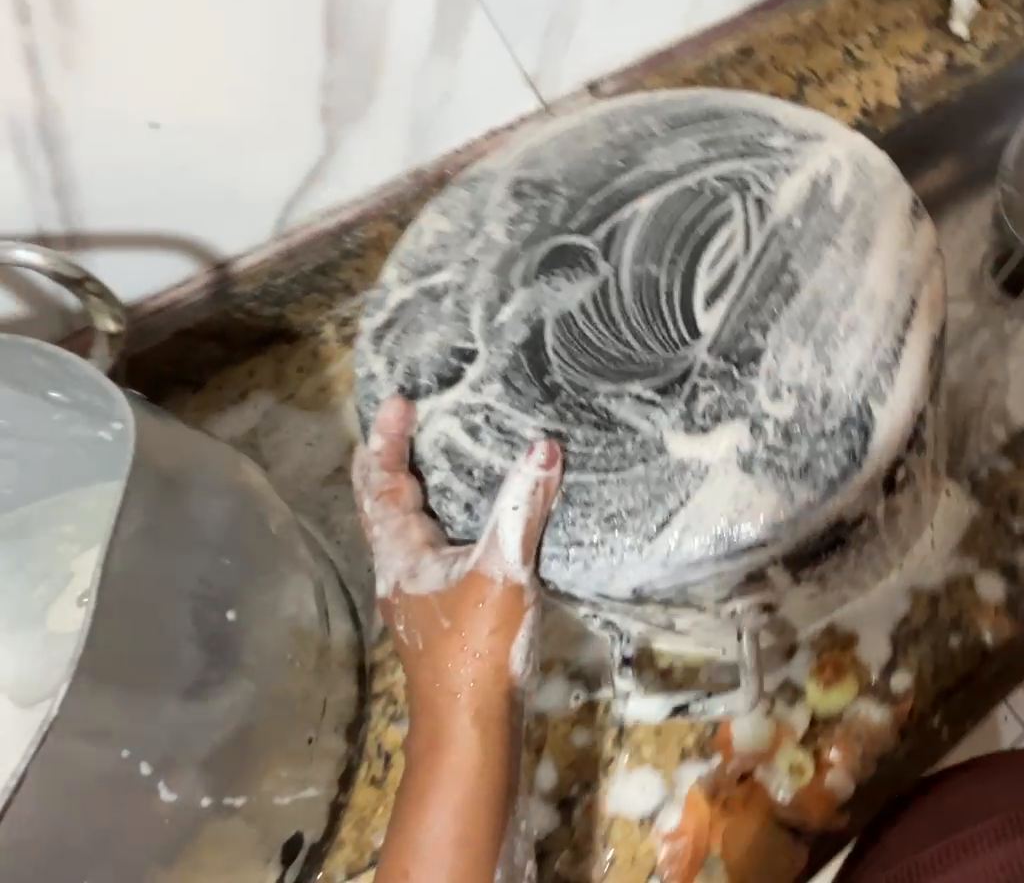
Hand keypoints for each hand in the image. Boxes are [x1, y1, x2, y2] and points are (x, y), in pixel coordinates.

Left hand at [351, 397, 562, 721]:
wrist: (474, 718)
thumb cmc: (478, 643)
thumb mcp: (504, 569)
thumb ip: (524, 507)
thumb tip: (546, 446)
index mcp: (402, 554)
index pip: (381, 485)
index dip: (385, 441)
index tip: (399, 401)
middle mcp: (402, 567)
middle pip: (385, 503)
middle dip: (394, 458)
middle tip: (416, 420)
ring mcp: (422, 589)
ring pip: (411, 525)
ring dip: (419, 486)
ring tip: (443, 456)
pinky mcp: (447, 604)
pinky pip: (438, 543)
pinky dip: (449, 515)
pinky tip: (479, 519)